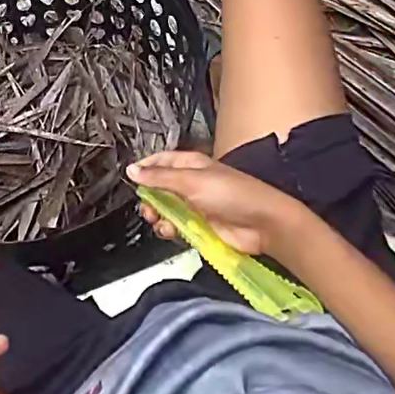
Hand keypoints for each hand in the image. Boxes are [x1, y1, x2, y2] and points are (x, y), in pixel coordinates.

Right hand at [127, 150, 316, 260]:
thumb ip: (159, 178)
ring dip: (159, 217)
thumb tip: (133, 171)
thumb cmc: (235, 195)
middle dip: (150, 198)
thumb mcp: (191, 181)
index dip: (144, 168)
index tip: (131, 177)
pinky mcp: (200, 225)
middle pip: (159, 188)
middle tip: (148, 208)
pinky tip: (172, 232)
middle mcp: (192, 183)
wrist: (263, 225)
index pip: (160, 161)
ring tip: (160, 222)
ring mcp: (196, 205)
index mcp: (191, 165)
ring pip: (166, 209)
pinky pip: (177, 226)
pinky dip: (170, 230)